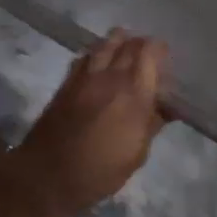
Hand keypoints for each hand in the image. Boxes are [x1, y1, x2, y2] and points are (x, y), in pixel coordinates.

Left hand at [3, 31, 169, 216]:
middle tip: (147, 57)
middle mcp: (110, 76)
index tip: (165, 59)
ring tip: (124, 52)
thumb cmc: (100, 170)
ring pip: (104, 44)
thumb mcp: (137, 154)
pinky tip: (100, 64)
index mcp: (134, 93)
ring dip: (118, 43)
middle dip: (140, 44)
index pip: (149, 52)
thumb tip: (167, 107)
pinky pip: (85, 56)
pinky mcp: (66, 81)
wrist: (49, 173)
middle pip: (127, 43)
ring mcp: (85, 76)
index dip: (159, 49)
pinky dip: (97, 54)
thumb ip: (153, 123)